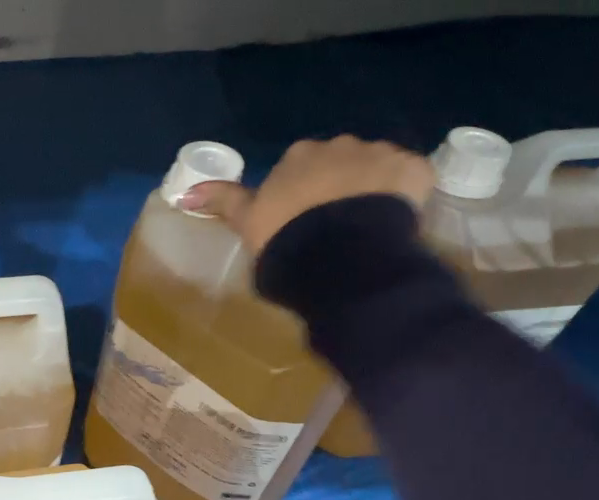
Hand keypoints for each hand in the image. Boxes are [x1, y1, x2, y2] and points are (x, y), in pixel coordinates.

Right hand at [179, 135, 435, 253]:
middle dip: (340, 188)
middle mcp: (339, 144)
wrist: (339, 256)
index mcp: (298, 157)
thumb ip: (223, 203)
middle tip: (335, 230)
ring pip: (377, 170)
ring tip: (366, 233)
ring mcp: (381, 154)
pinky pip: (411, 181)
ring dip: (373, 192)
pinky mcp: (415, 171)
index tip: (301, 224)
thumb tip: (184, 193)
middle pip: (340, 163)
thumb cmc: (286, 243)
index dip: (302, 196)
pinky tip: (396, 226)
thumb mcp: (248, 226)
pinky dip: (406, 198)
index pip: (300, 170)